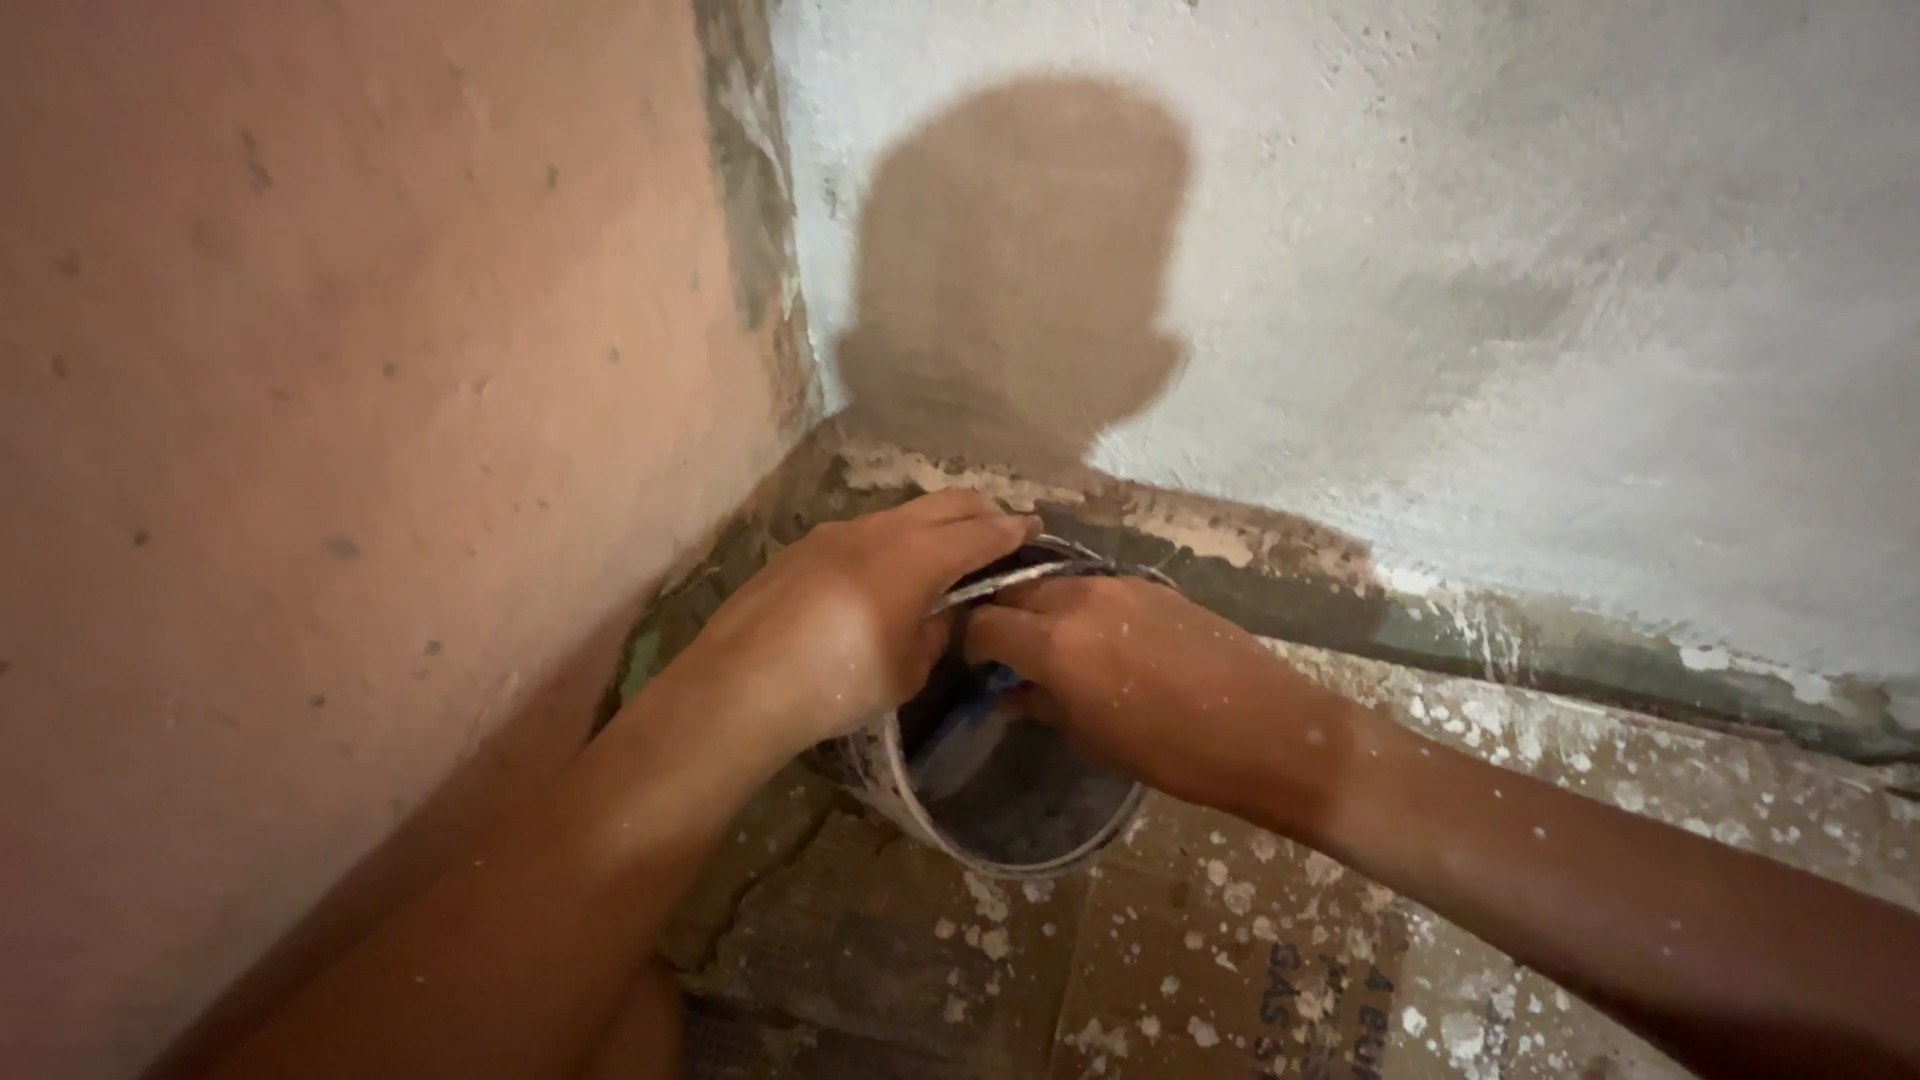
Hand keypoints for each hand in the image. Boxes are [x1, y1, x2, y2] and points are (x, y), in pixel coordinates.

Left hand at [665, 491, 1038, 754]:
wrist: (742, 682)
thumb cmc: (839, 682)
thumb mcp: (907, 670)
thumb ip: (935, 633)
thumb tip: (941, 614)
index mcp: (919, 556)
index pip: (981, 532)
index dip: (1013, 530)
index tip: (1034, 528)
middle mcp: (882, 529)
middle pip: (946, 503)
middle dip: (981, 511)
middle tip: (999, 528)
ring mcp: (838, 531)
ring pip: (902, 513)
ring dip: (933, 523)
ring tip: (943, 549)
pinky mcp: (805, 546)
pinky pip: (865, 530)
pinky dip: (893, 538)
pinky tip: (883, 569)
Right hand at [964, 575, 1381, 826]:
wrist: (1266, 728)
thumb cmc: (1171, 752)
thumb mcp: (1092, 738)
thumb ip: (1043, 704)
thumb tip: (1012, 693)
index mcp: (1055, 643)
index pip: (985, 623)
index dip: (970, 642)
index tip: (975, 662)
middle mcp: (1079, 599)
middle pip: (1015, 591)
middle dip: (1002, 617)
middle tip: (1007, 650)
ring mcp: (1119, 585)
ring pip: (1056, 583)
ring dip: (1041, 608)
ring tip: (1051, 641)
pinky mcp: (1152, 584)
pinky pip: (1096, 587)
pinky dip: (1080, 606)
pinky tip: (1098, 636)